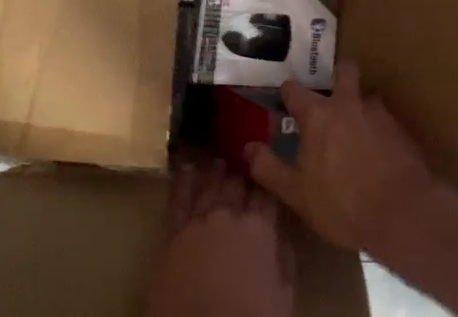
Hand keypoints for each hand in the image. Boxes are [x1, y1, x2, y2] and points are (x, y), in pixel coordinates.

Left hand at [146, 159, 293, 316]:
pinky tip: (186, 167)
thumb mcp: (282, 297)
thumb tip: (282, 240)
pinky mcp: (173, 232)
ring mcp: (199, 221)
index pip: (266, 195)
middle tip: (242, 160)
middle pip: (236, 186)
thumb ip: (284, 264)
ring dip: (215, 171)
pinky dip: (183, 180)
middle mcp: (229, 217)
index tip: (268, 169)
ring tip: (218, 160)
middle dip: (241, 173)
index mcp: (259, 230)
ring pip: (209, 186)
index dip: (267, 181)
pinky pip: (178, 199)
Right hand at [246, 60, 441, 252]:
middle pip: (344, 70)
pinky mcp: (402, 132)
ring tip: (354, 131)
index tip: (284, 102)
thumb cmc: (342, 204)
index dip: (287, 93)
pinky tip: (376, 154)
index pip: (294, 89)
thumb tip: (247, 148)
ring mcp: (379, 115)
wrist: (403, 215)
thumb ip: (269, 168)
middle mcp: (349, 105)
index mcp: (318, 115)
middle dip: (336, 74)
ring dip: (359, 108)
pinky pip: (385, 123)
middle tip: (328, 94)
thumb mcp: (296, 193)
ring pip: (367, 98)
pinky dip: (378, 132)